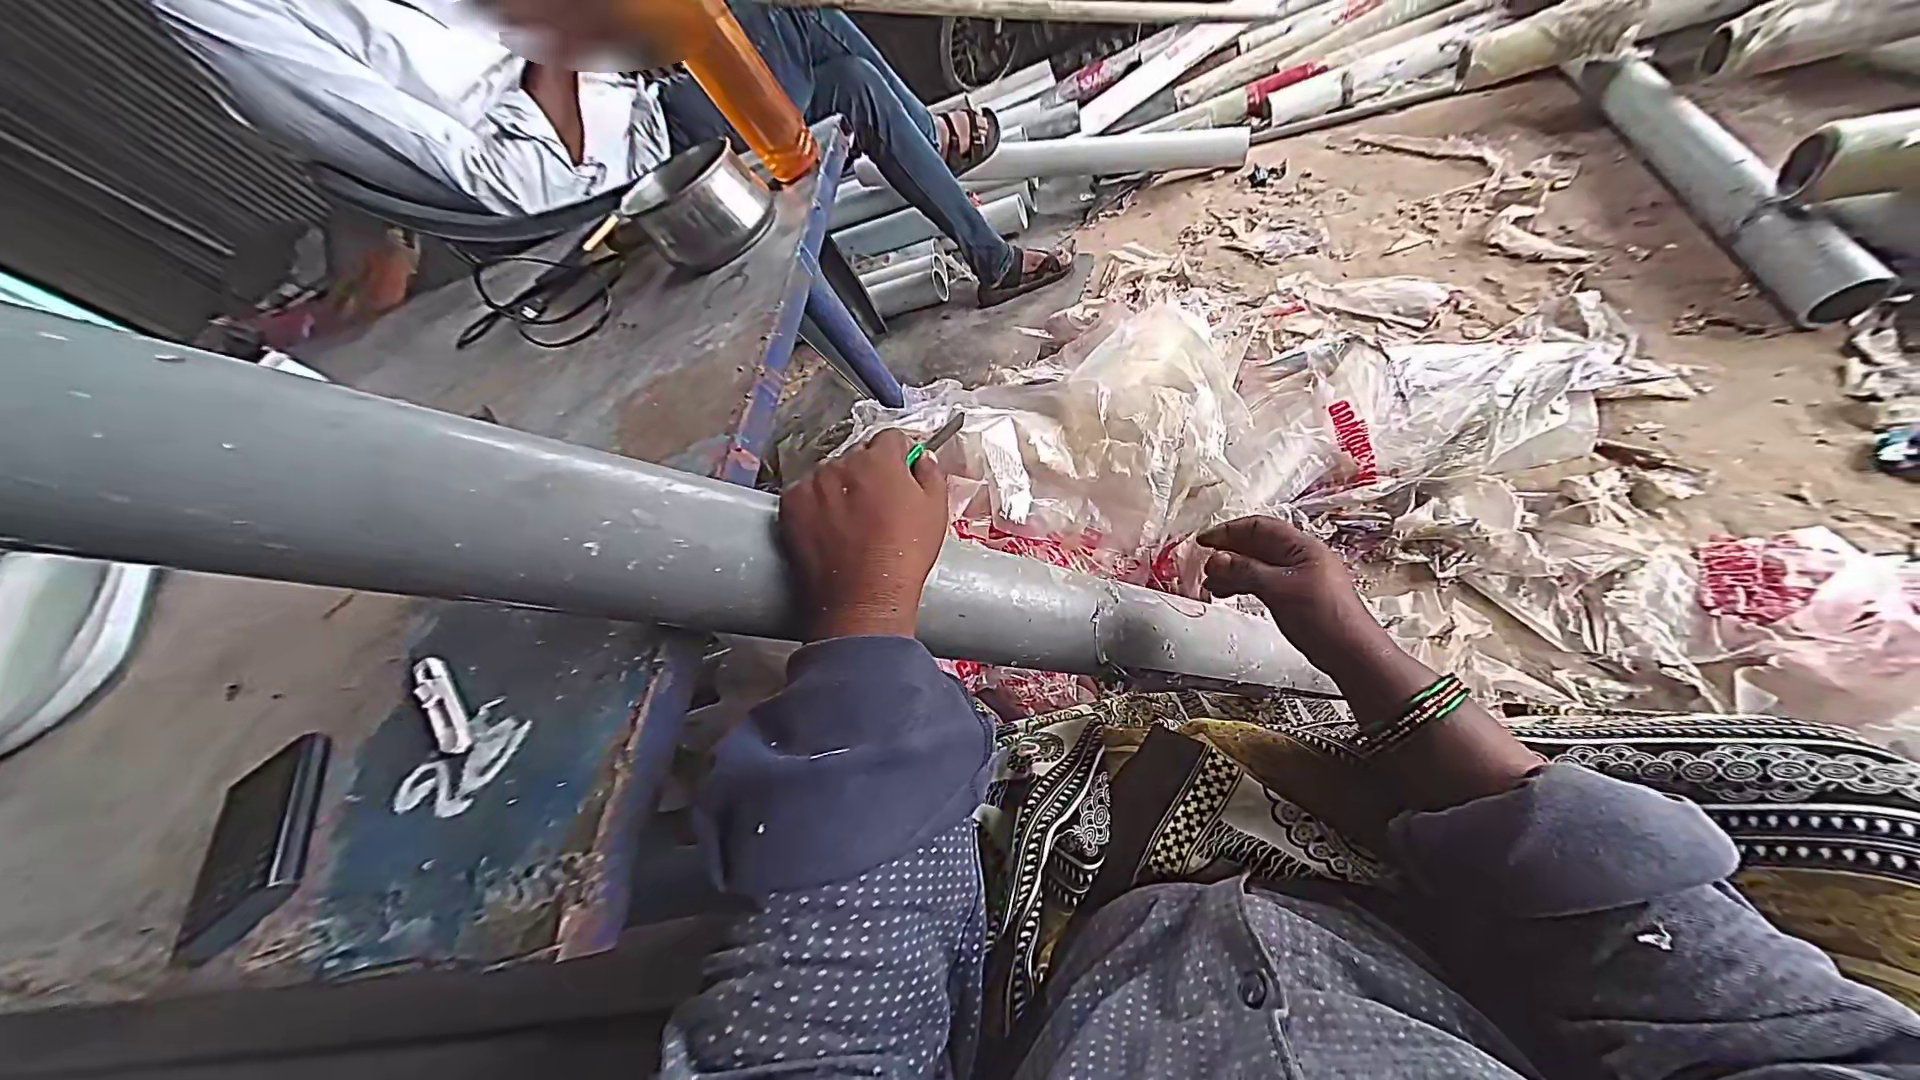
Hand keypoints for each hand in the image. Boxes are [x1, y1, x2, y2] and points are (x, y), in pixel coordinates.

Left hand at [780, 430, 949, 640]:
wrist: (863, 599)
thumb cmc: (904, 557)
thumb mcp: (936, 512)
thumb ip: (931, 473)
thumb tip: (923, 458)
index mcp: (880, 460)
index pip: (891, 438)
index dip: (900, 456)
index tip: (902, 472)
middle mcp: (842, 464)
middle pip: (858, 457)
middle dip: (868, 474)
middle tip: (878, 506)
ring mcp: (812, 483)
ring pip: (830, 475)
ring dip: (840, 488)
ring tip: (852, 523)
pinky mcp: (790, 505)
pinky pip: (806, 494)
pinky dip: (816, 506)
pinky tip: (830, 530)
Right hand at [1196, 516, 1393, 679]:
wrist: (1350, 653)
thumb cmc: (1326, 617)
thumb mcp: (1279, 588)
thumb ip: (1245, 570)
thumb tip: (1217, 558)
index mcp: (1302, 547)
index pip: (1259, 527)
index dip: (1229, 531)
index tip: (1205, 540)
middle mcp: (1299, 558)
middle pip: (1256, 545)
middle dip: (1227, 551)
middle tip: (1205, 562)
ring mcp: (1295, 577)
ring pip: (1255, 565)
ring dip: (1231, 570)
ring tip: (1212, 581)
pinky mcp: (1291, 595)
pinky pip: (1259, 581)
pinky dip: (1240, 584)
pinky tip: (1228, 591)